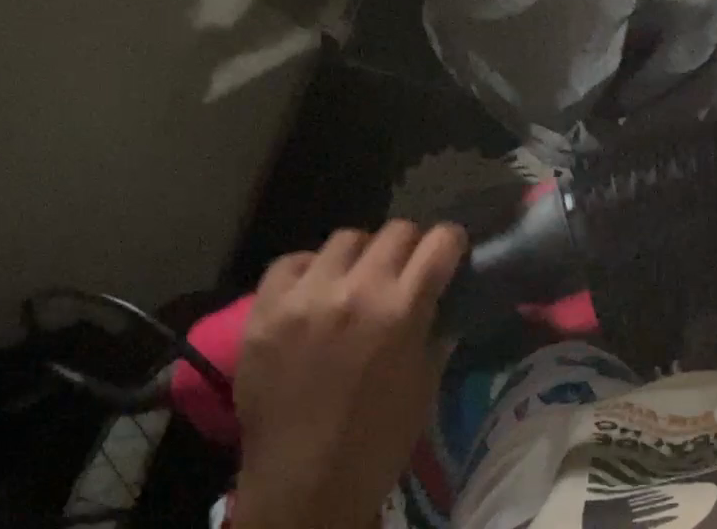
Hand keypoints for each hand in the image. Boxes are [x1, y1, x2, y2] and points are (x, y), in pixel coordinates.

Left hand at [234, 222, 467, 528]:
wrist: (302, 487)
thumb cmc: (377, 442)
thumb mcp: (425, 385)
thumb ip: (438, 331)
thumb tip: (447, 298)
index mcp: (401, 311)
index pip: (441, 241)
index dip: (451, 243)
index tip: (450, 253)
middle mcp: (355, 291)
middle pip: (396, 231)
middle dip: (410, 246)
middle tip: (406, 269)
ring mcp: (305, 297)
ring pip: (345, 238)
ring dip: (361, 255)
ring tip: (357, 279)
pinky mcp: (265, 310)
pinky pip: (292, 261)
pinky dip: (309, 269)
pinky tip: (314, 291)